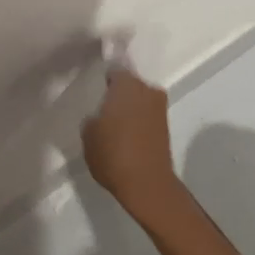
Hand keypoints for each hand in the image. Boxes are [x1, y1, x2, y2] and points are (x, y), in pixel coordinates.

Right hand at [83, 69, 181, 210]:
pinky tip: (126, 133)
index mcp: (126, 85)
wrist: (146, 183)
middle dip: (119, 93)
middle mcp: (147, 90)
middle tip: (103, 106)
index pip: (114, 71)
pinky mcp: (166, 126)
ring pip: (140, 99)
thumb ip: (93, 118)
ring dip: (130, 107)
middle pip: (130, 84)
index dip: (105, 80)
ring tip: (114, 122)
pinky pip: (147, 114)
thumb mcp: (88, 135)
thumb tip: (99, 116)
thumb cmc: (113, 154)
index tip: (96, 90)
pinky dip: (138, 120)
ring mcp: (160, 108)